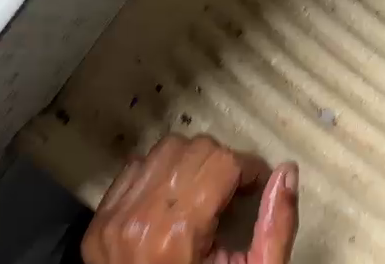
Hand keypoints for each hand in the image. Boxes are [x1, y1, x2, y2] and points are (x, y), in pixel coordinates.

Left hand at [83, 134, 298, 263]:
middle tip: (232, 195)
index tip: (256, 187)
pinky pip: (136, 168)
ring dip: (192, 163)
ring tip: (203, 194)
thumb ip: (277, 228)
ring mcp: (113, 220)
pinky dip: (160, 173)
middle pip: (197, 150)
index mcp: (178, 235)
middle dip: (223, 164)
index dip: (250, 169)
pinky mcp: (97, 224)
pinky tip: (172, 201)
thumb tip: (287, 170)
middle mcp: (140, 219)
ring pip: (165, 150)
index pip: (224, 163)